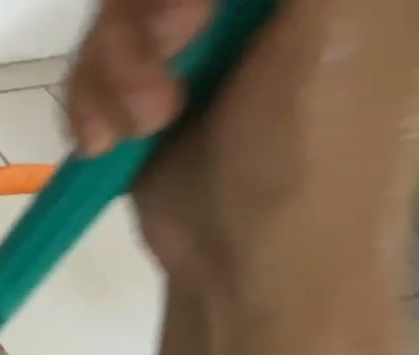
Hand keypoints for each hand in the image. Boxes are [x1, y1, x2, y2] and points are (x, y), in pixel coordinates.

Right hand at [67, 0, 418, 284]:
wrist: (248, 257)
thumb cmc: (319, 145)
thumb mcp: (339, 25)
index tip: (185, 19)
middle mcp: (253, 6)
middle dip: (140, 27)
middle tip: (161, 70)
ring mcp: (201, 41)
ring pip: (119, 20)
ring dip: (107, 75)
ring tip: (132, 130)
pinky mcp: (148, 87)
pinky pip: (92, 70)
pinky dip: (86, 106)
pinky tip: (107, 143)